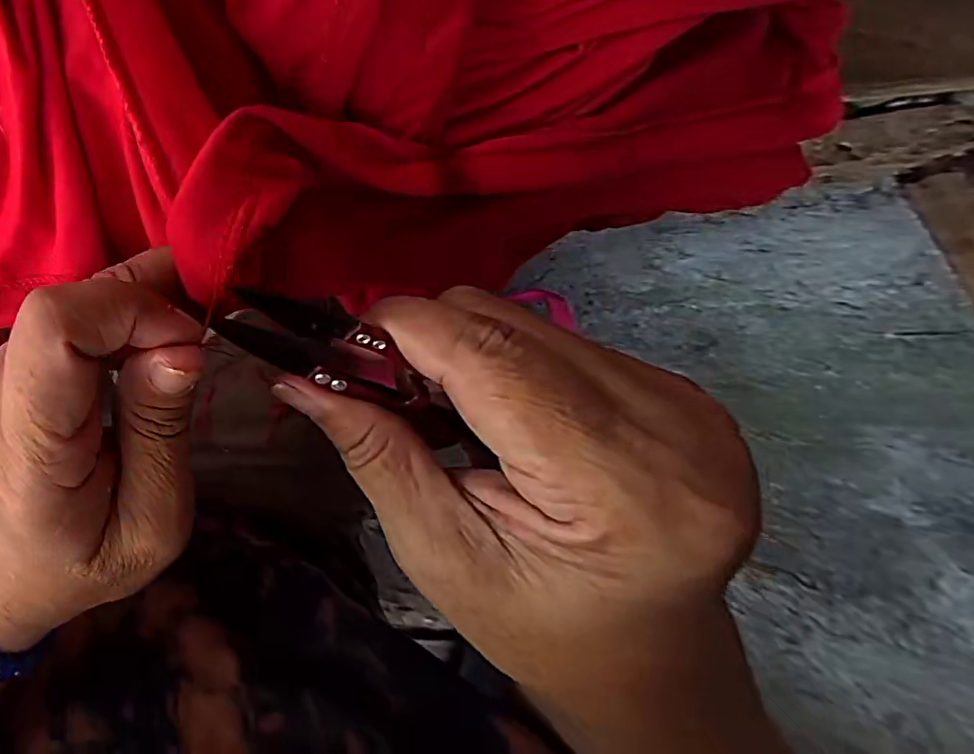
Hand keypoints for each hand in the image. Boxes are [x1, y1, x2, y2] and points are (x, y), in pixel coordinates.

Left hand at [0, 249, 206, 649]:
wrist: (4, 561)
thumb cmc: (81, 559)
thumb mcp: (149, 526)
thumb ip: (160, 432)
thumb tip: (182, 345)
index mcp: (28, 440)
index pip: (54, 325)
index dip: (127, 308)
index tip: (187, 341)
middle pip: (65, 304)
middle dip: (145, 297)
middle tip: (202, 327)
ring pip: (69, 301)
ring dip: (135, 305)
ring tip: (181, 339)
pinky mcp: (7, 359)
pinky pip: (65, 317)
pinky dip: (116, 316)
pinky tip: (146, 344)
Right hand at [271, 287, 777, 749]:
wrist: (648, 658)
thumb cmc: (535, 622)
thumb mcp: (434, 549)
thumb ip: (371, 451)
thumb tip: (296, 378)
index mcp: (613, 484)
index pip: (484, 352)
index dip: (396, 331)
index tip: (340, 354)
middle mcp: (664, 425)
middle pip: (494, 320)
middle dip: (416, 338)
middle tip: (384, 392)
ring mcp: (677, 399)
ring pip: (512, 315)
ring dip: (452, 345)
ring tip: (441, 407)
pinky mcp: (670, 387)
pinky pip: (542, 331)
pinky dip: (491, 353)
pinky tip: (492, 407)